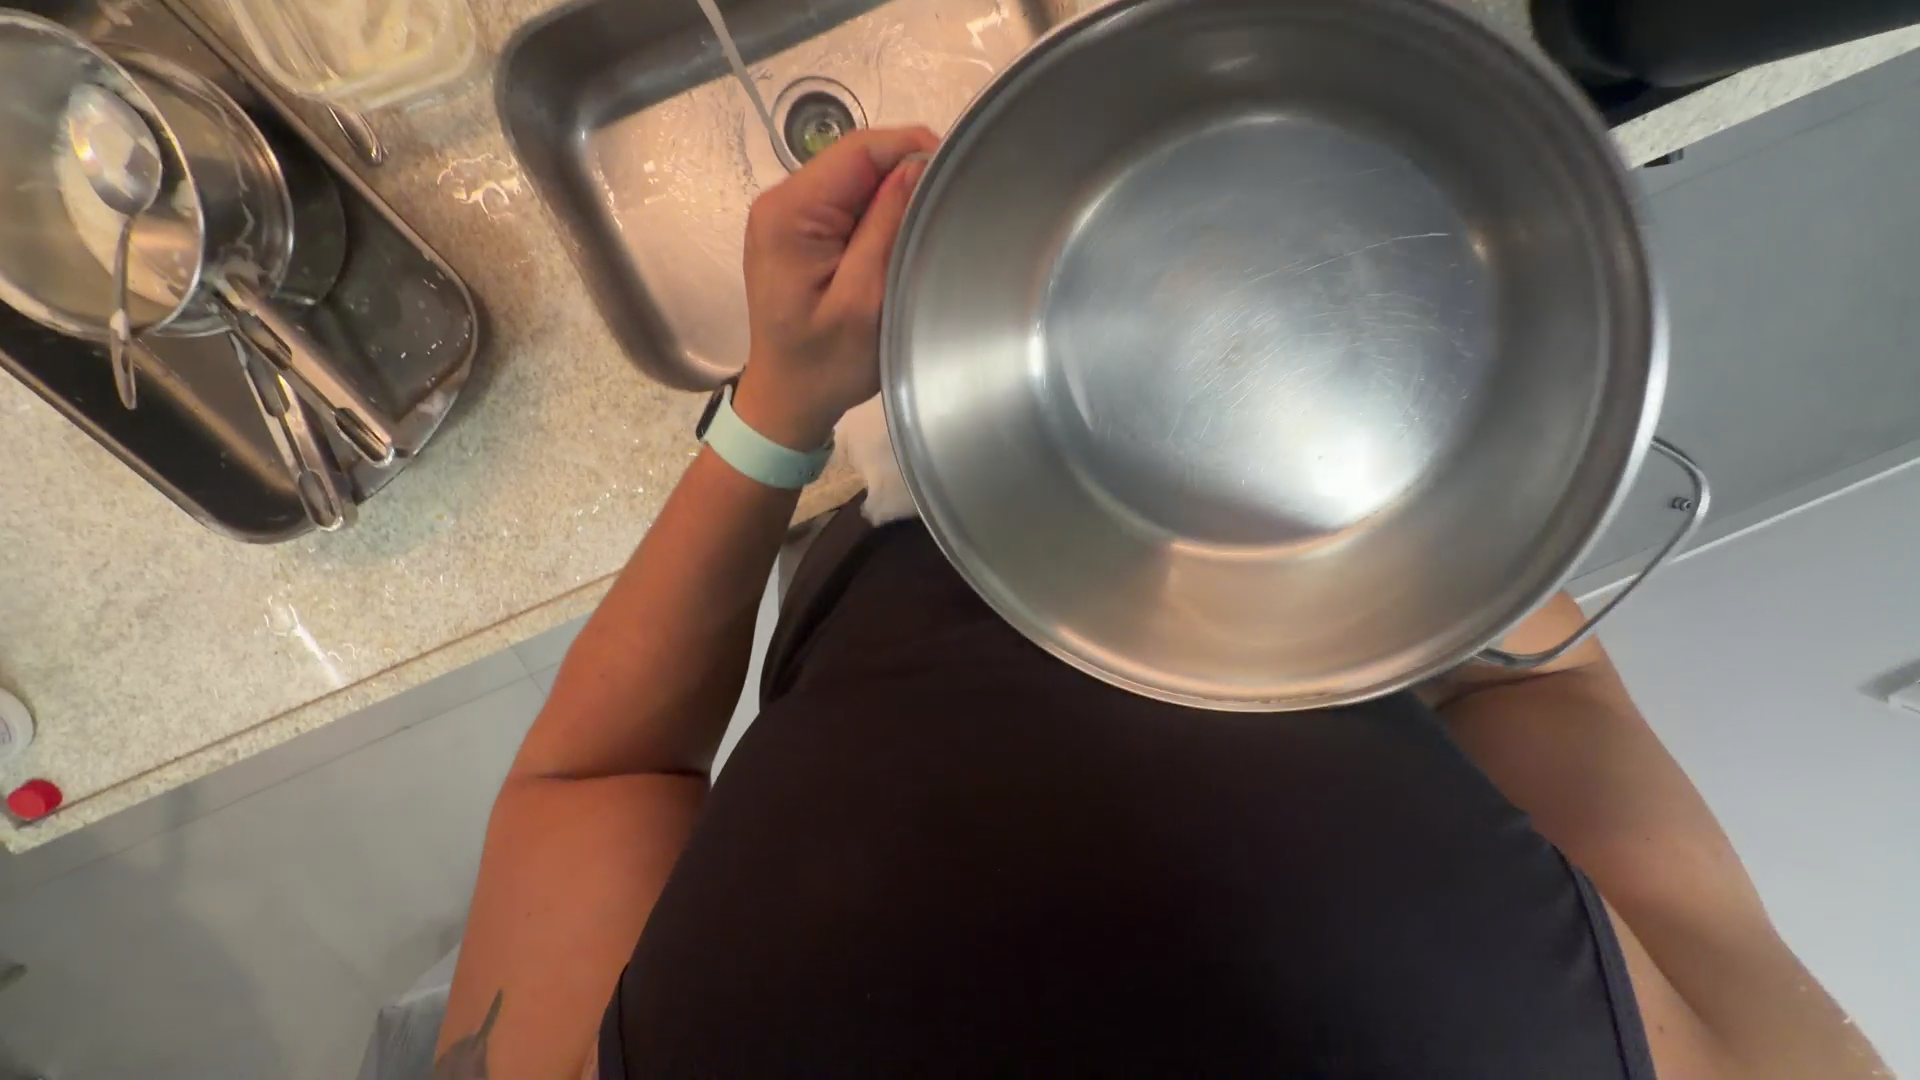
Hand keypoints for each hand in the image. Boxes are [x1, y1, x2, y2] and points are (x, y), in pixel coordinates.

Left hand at [733, 126, 938, 449]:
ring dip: (894, 200)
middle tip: (947, 213)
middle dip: (905, 178)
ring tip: (926, 233)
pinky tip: (899, 243)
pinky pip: (848, 207)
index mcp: (789, 213)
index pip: (859, 150)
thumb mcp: (864, 301)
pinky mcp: (799, 235)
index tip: (956, 175)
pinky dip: (879, 218)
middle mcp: (781, 202)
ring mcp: (788, 217)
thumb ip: (887, 227)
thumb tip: (917, 165)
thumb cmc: (826, 364)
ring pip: (856, 182)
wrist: (788, 400)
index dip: (911, 150)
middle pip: (857, 161)